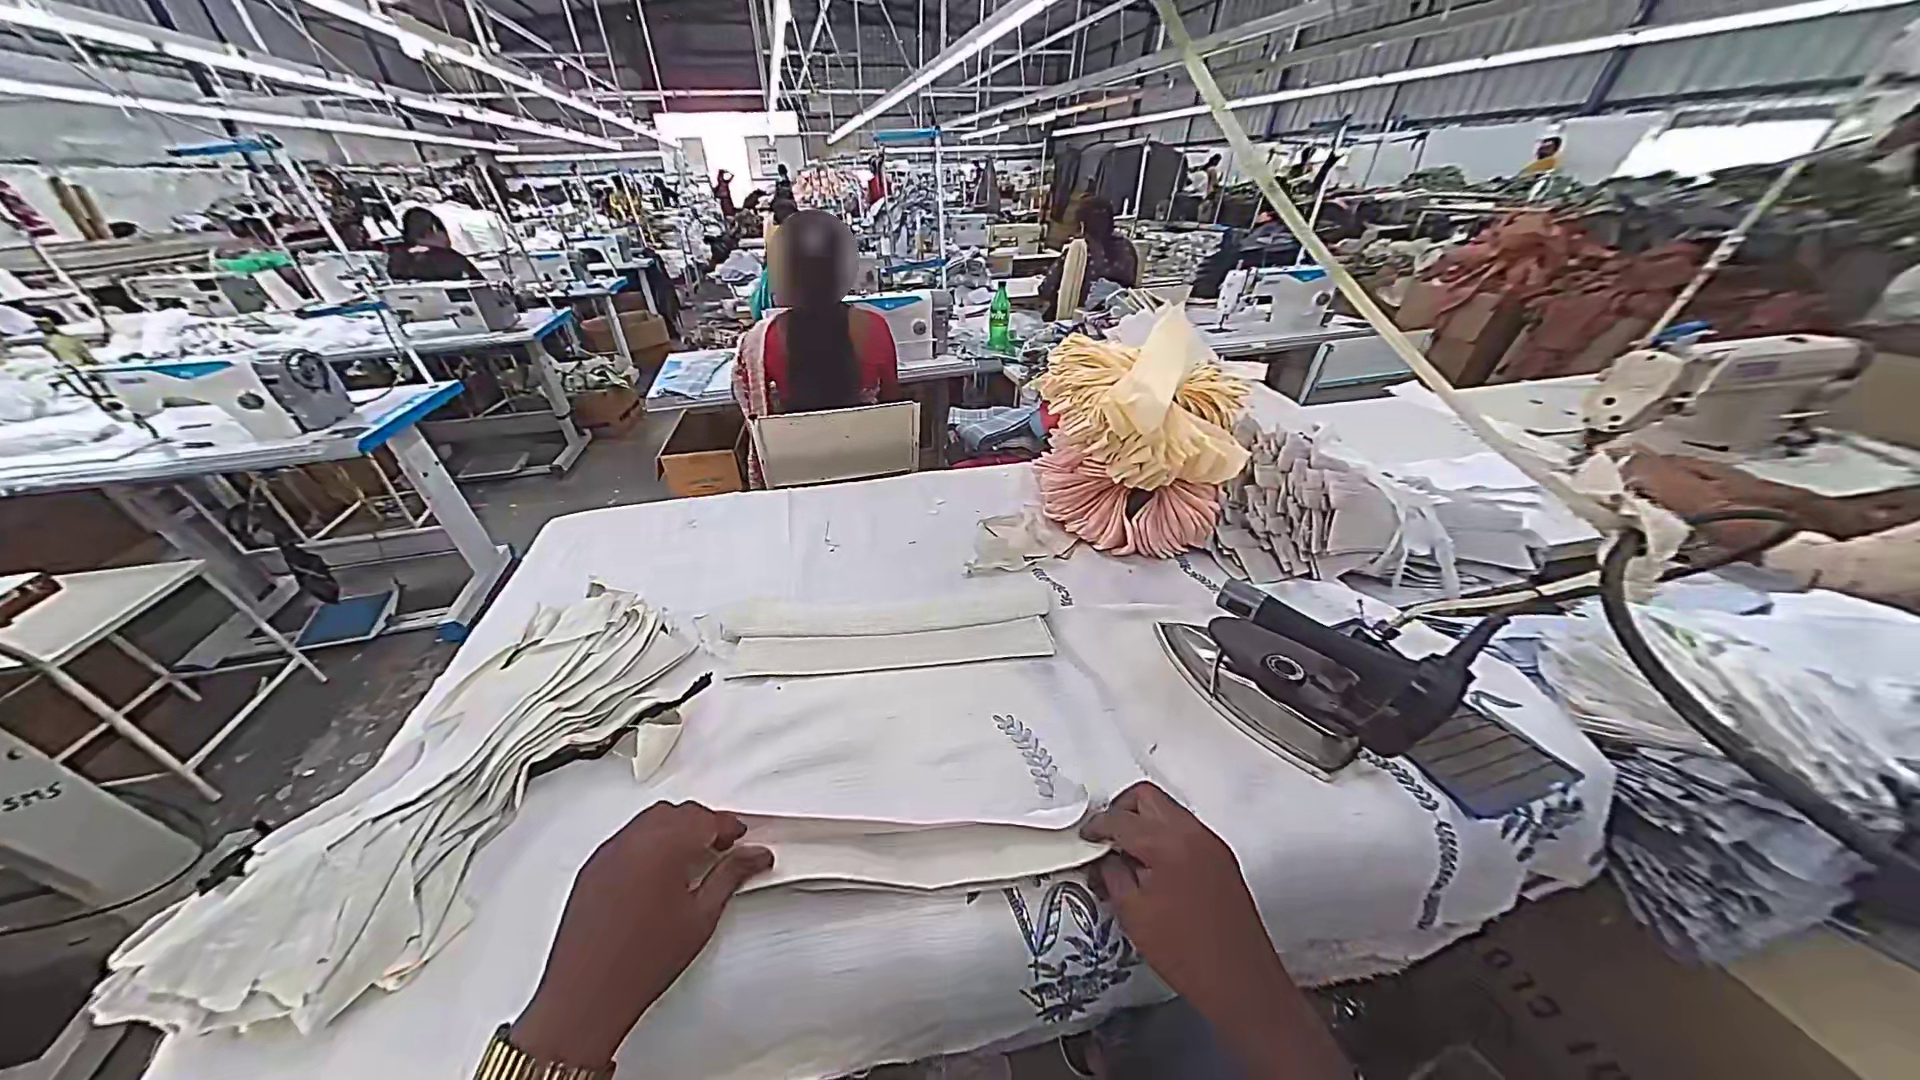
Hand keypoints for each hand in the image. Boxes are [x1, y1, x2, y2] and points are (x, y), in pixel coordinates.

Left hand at [511, 801, 772, 1068]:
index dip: (730, 826)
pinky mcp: (592, 868)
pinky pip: (628, 837)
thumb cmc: (636, 965)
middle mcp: (633, 841)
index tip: (740, 836)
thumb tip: (753, 857)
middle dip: (705, 824)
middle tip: (723, 845)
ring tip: (693, 857)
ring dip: (676, 829)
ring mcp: (609, 853)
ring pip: (652, 819)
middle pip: (680, 813)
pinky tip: (660, 868)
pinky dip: (650, 841)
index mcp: (664, 846)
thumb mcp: (701, 917)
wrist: (584, 1000)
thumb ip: (731, 875)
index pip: (707, 819)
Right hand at [1079, 782, 1287, 1021]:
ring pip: (1167, 807)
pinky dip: (1164, 833)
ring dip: (1144, 820)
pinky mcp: (1221, 855)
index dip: (1096, 826)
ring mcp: (1210, 841)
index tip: (1088, 837)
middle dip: (1121, 810)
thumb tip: (1105, 856)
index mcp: (1166, 844)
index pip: (1119, 818)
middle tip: (1107, 836)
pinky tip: (1154, 864)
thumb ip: (1112, 873)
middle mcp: (1191, 833)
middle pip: (1146, 796)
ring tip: (1129, 853)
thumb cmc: (1186, 954)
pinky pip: (1184, 826)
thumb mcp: (1133, 913)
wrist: (1241, 984)